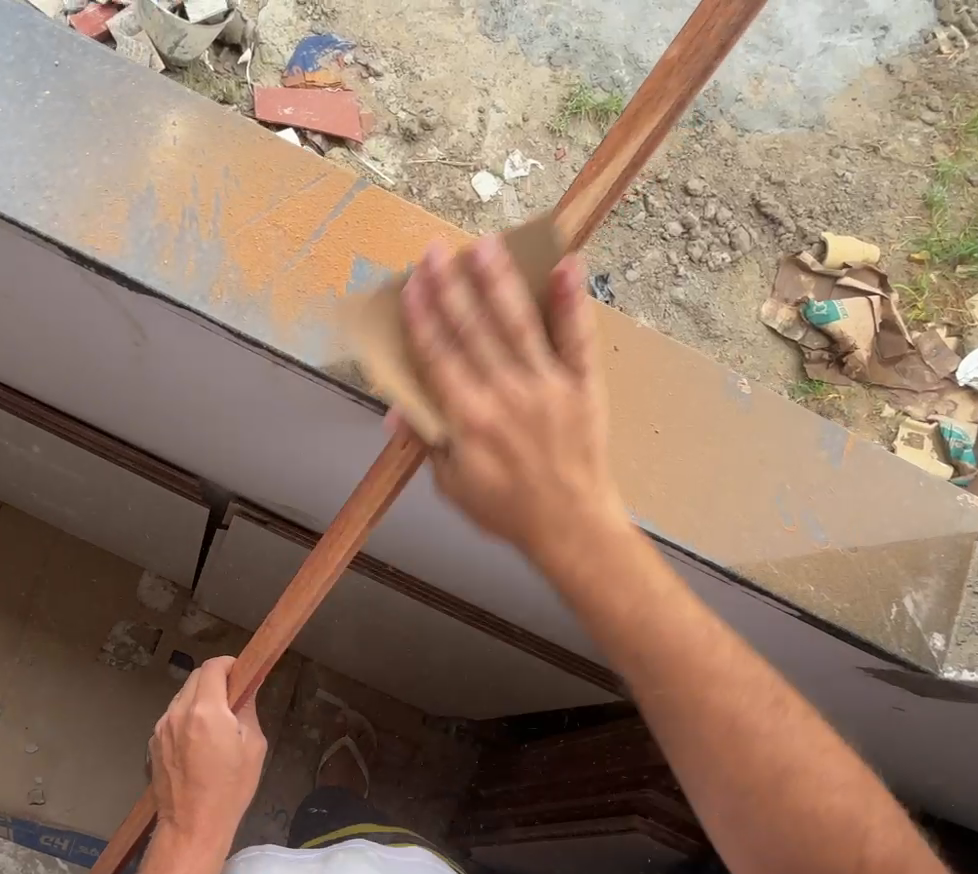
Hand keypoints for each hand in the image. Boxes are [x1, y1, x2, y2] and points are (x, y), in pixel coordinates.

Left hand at [148, 656, 265, 856]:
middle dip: (215, 681)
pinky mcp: (152, 742)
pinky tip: (197, 744)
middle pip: (196, 677)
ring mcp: (161, 727)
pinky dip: (186, 718)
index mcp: (206, 710)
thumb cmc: (231, 789)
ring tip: (214, 726)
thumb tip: (246, 687)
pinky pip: (172, 717)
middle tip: (233, 701)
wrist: (192, 826)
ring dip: (199, 700)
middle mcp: (178, 712)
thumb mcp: (254, 747)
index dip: (230, 666)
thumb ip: (247, 709)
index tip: (241, 676)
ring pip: (182, 696)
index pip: (213, 667)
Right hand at [400, 236, 628, 564]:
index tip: (410, 284)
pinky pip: (576, 338)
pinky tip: (567, 265)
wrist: (570, 525)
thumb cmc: (505, 509)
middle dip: (450, 287)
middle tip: (435, 250)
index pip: (438, 355)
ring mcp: (547, 385)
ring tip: (485, 245)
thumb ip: (427, 441)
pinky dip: (572, 302)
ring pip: (518, 323)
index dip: (422, 317)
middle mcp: (505, 393)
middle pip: (472, 330)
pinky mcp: (582, 385)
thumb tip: (395, 411)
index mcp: (469, 418)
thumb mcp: (451, 484)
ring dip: (498, 282)